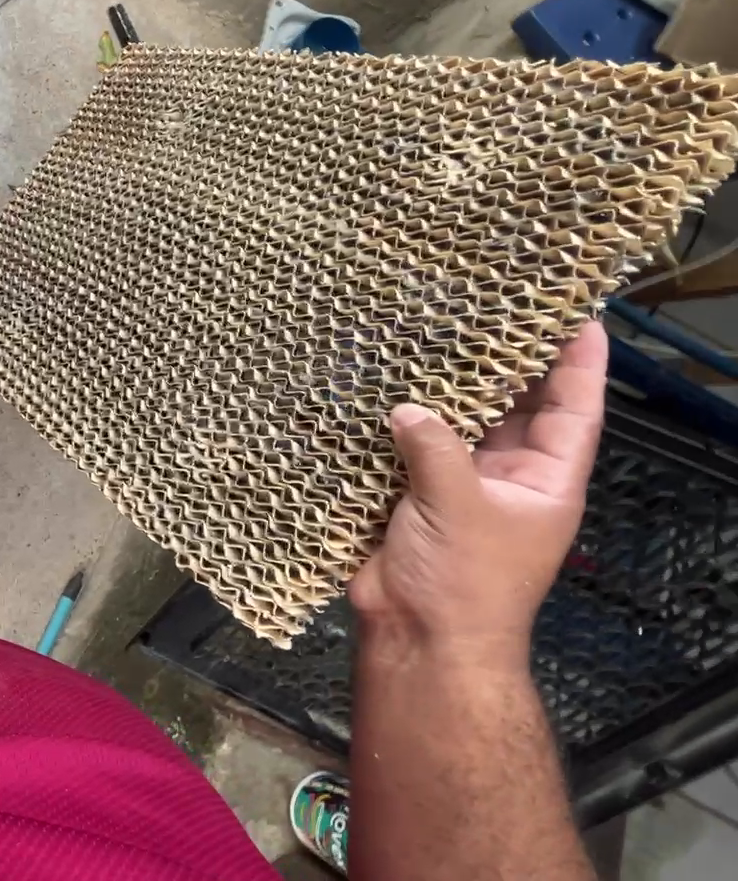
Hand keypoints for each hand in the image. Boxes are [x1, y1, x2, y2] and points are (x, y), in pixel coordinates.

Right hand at [350, 320, 607, 666]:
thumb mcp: (461, 508)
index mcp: (541, 481)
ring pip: (449, 428)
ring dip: (435, 395)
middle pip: (509, 412)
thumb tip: (406, 407)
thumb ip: (436, 451)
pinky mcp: (404, 495)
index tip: (579, 320)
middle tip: (483, 318)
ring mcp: (451, 486)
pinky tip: (368, 398)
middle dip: (500, 369)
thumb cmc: (465, 576)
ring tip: (420, 347)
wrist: (418, 630)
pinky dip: (387, 426)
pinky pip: (400, 450)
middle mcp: (501, 477)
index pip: (571, 413)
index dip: (578, 368)